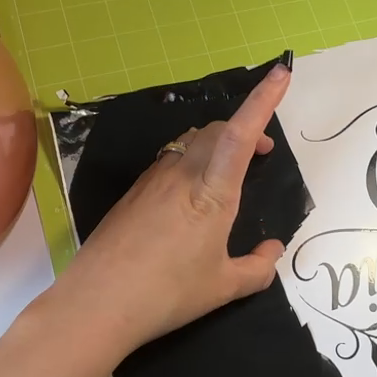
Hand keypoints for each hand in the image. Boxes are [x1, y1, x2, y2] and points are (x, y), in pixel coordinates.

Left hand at [44, 64, 291, 357]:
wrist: (95, 304)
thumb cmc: (167, 293)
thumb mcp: (223, 288)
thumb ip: (257, 269)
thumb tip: (272, 252)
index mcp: (213, 192)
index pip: (241, 133)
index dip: (263, 99)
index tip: (281, 72)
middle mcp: (182, 174)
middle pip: (216, 129)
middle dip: (245, 128)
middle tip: (263, 153)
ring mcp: (153, 180)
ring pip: (190, 143)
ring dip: (216, 144)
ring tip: (228, 174)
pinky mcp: (133, 193)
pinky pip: (170, 162)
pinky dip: (191, 163)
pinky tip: (190, 199)